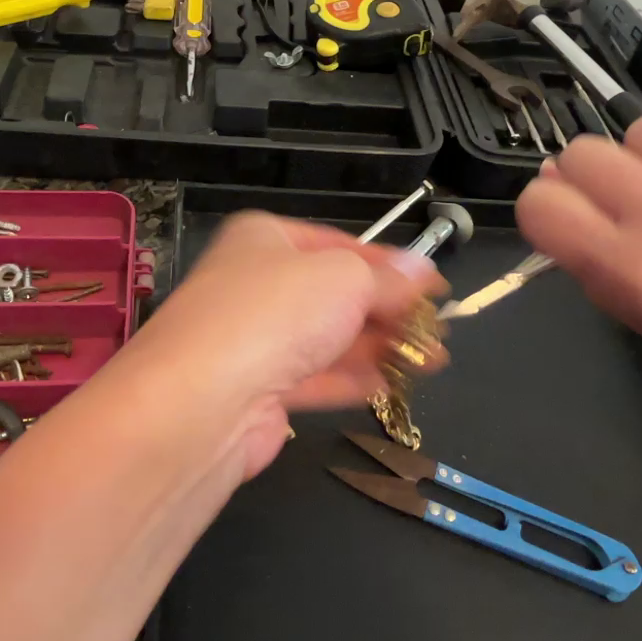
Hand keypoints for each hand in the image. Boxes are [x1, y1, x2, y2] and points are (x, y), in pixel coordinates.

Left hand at [127, 212, 445, 474]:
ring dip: (379, 347)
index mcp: (265, 238)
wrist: (202, 402)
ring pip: (326, 338)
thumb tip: (421, 268)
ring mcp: (253, 338)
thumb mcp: (344, 279)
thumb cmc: (274, 314)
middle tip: (439, 328)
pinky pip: (314, 377)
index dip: (387, 263)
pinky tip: (394, 384)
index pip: (337, 244)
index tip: (433, 283)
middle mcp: (255, 282)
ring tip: (432, 359)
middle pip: (333, 293)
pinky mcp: (258, 389)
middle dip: (387, 310)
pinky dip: (353, 379)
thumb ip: (387, 279)